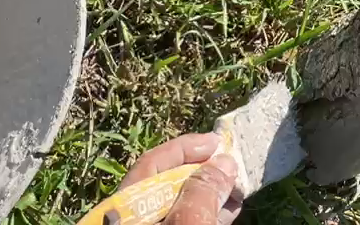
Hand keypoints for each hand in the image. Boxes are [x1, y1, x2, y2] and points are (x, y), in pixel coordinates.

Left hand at [118, 133, 242, 224]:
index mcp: (124, 206)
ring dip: (208, 192)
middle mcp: (130, 217)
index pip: (153, 162)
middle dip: (202, 170)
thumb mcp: (188, 223)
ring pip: (177, 205)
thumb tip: (223, 162)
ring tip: (235, 187)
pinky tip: (227, 210)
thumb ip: (202, 190)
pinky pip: (183, 221)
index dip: (187, 147)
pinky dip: (204, 213)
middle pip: (166, 183)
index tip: (216, 142)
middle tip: (229, 164)